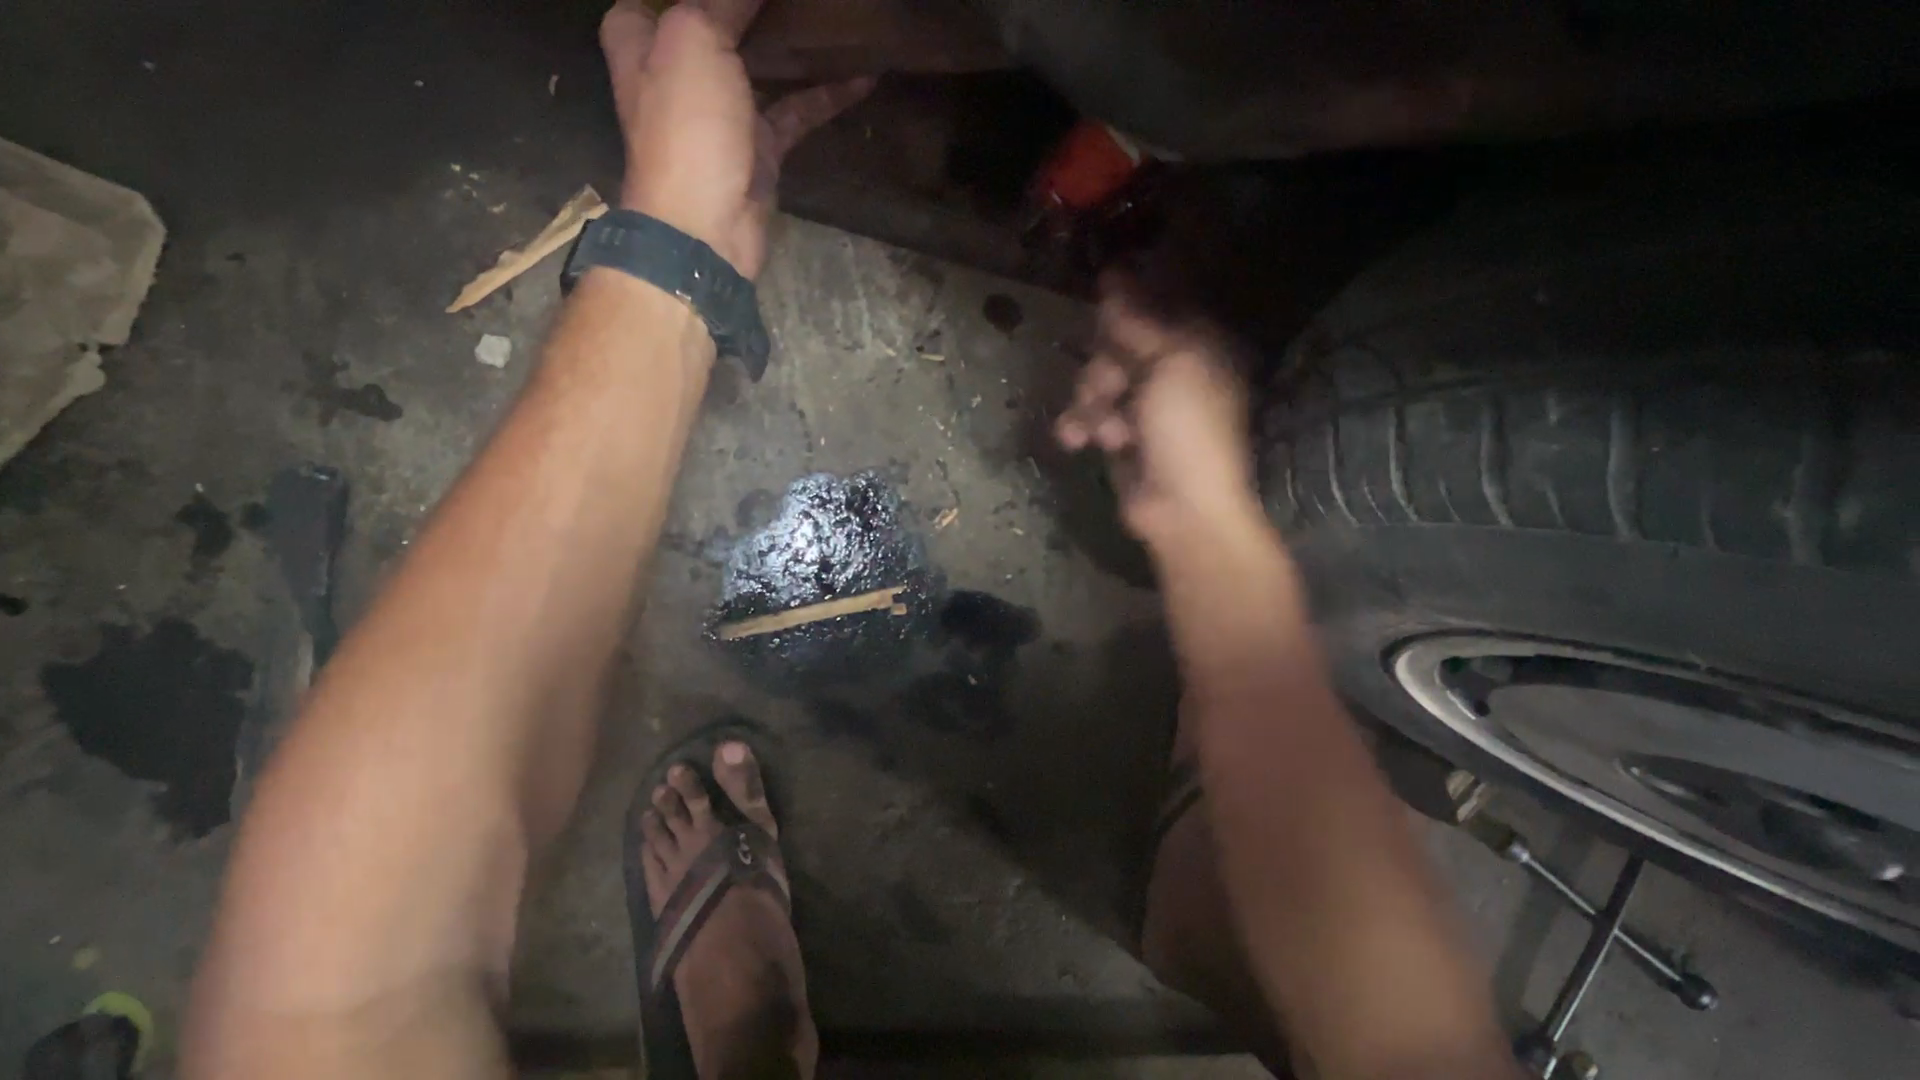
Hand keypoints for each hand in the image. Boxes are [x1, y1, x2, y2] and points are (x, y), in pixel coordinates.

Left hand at [599, 0, 873, 279]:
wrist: (705, 226)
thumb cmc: (686, 125)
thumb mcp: (695, 37)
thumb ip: (725, 0)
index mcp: (642, 37)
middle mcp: (677, 68)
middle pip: (718, 20)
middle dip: (757, 7)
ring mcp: (721, 109)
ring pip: (762, 63)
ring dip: (795, 43)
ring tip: (833, 17)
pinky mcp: (759, 145)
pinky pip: (796, 109)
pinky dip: (826, 94)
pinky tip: (863, 73)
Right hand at [1055, 274, 1261, 549]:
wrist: (1182, 509)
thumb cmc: (1188, 430)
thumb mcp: (1170, 364)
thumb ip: (1138, 322)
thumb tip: (1114, 275)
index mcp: (1199, 349)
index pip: (1160, 309)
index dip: (1129, 301)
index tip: (1100, 290)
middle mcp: (1173, 373)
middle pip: (1120, 345)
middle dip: (1104, 366)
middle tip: (1106, 384)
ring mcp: (1146, 407)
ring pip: (1100, 381)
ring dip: (1091, 402)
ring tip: (1098, 430)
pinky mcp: (1122, 438)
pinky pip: (1091, 416)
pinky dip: (1083, 427)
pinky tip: (1080, 442)